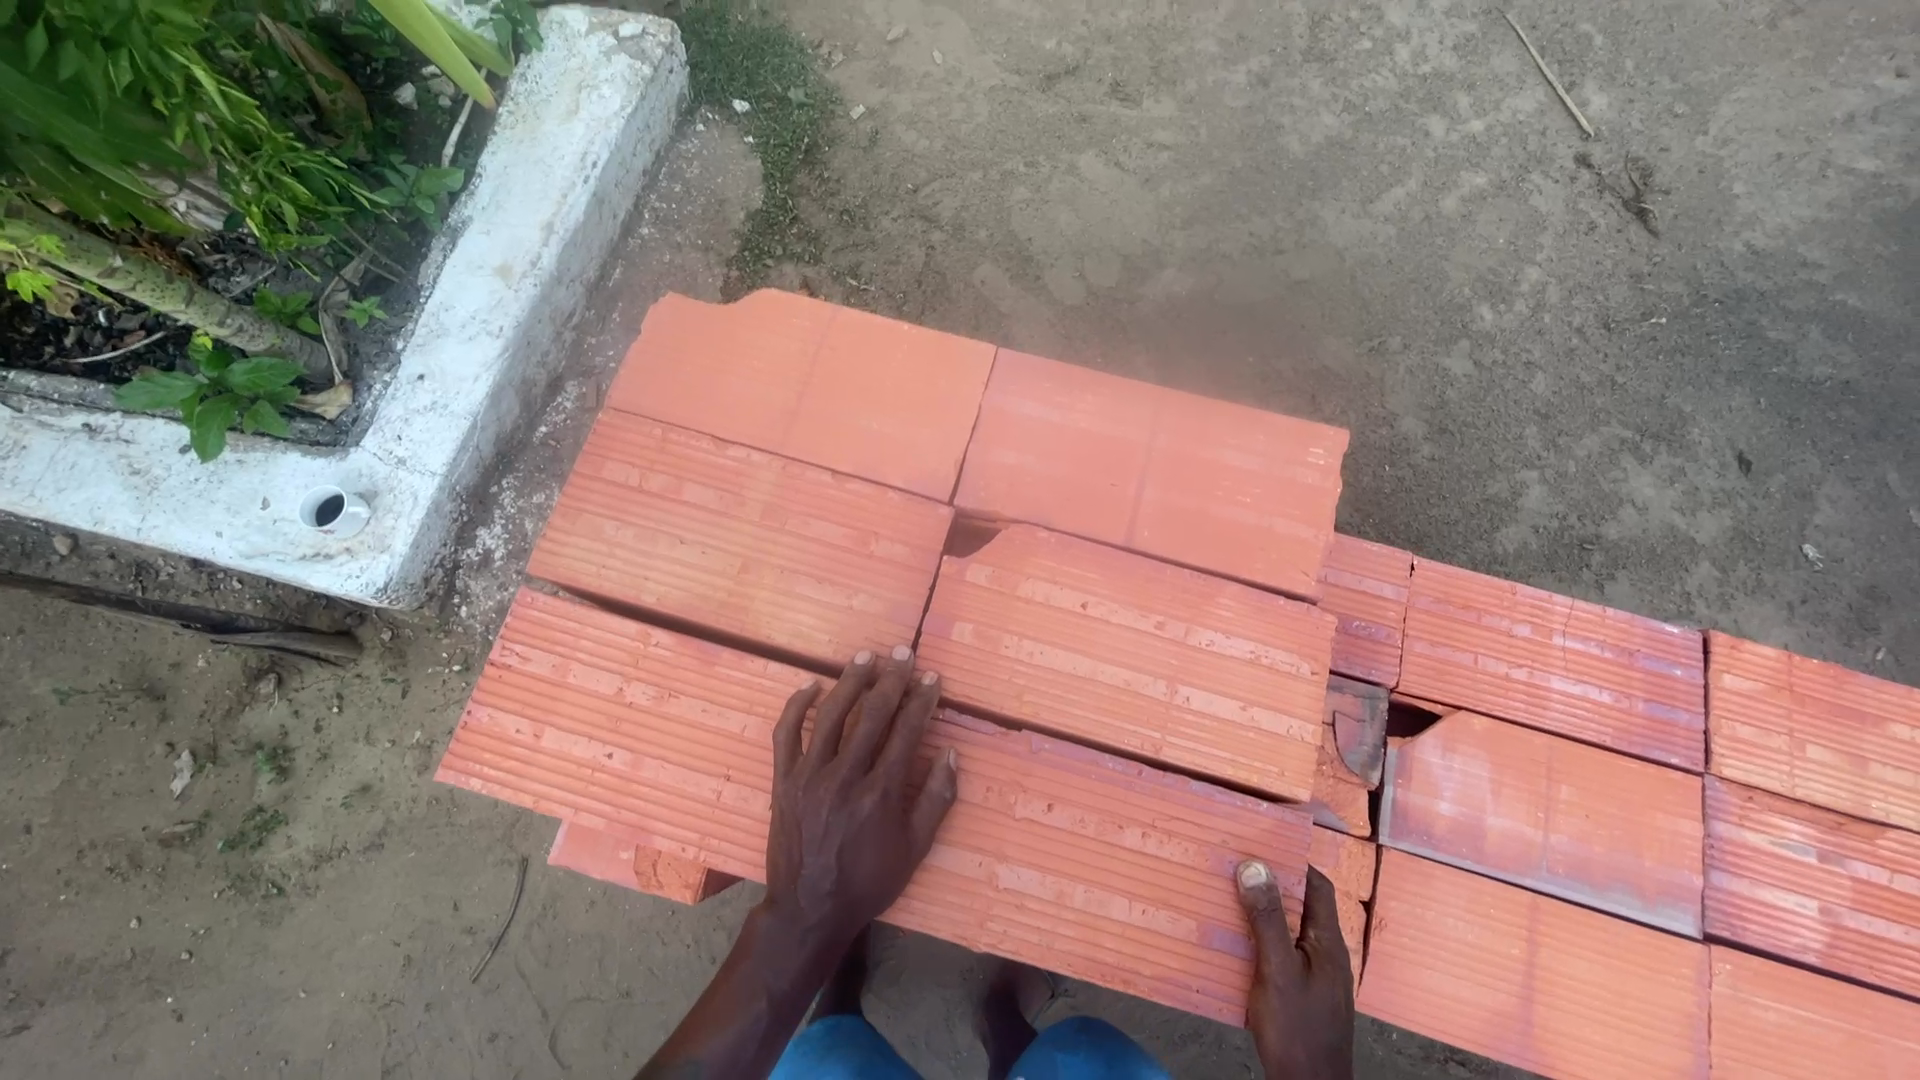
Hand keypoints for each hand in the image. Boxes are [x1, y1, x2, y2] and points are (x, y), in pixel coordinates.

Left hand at [762, 647, 959, 956]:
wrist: (809, 909)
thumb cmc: (868, 881)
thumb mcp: (915, 849)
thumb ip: (936, 800)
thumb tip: (952, 754)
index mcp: (881, 793)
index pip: (906, 731)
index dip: (921, 700)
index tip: (931, 678)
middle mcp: (845, 776)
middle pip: (872, 714)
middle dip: (892, 680)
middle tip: (905, 653)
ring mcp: (809, 775)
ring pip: (831, 714)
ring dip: (851, 681)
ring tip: (867, 657)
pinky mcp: (782, 780)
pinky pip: (786, 733)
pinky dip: (797, 705)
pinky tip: (812, 685)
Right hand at [1237, 862, 1354, 1079]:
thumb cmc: (1296, 1028)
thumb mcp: (1276, 969)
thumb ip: (1267, 919)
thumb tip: (1254, 865)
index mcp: (1328, 942)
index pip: (1319, 886)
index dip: (1293, 862)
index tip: (1260, 845)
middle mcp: (1327, 954)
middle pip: (1304, 906)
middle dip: (1273, 884)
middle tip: (1236, 867)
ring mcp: (1317, 976)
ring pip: (1291, 930)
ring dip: (1265, 912)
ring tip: (1229, 898)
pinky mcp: (1304, 994)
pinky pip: (1283, 952)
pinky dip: (1262, 940)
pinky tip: (1236, 943)